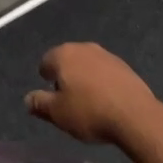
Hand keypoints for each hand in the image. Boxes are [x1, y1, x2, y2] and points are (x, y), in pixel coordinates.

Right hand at [25, 42, 159, 143]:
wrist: (135, 115)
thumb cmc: (90, 113)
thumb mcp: (58, 114)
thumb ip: (40, 104)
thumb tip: (27, 99)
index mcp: (63, 55)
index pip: (46, 62)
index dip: (46, 79)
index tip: (53, 97)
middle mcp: (83, 47)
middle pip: (67, 60)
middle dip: (65, 76)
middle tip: (69, 101)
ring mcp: (105, 54)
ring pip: (87, 64)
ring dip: (84, 78)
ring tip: (88, 101)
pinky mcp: (123, 65)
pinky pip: (105, 71)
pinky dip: (101, 81)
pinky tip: (106, 99)